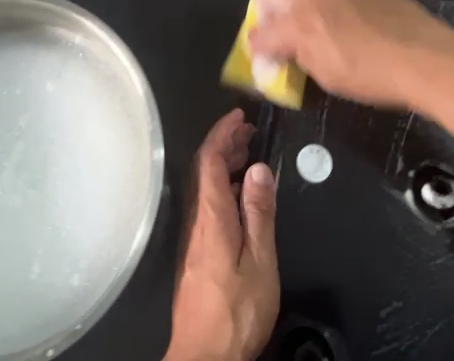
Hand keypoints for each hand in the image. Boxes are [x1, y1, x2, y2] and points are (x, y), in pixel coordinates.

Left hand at [166, 109, 278, 360]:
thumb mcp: (260, 262)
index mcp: (212, 216)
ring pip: (205, 187)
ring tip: (249, 156)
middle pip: (205, 169)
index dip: (223, 133)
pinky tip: (241, 196)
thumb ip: (259, 213)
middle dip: (225, 144)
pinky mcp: (196, 253)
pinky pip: (208, 204)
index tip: (240, 116)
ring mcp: (193, 237)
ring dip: (224, 164)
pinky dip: (224, 186)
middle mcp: (197, 220)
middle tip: (250, 131)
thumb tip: (260, 168)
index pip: (211, 160)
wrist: (205, 355)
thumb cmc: (237, 310)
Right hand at [247, 0, 453, 110]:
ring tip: (294, 3)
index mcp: (297, 25)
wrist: (424, 55)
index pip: (259, 34)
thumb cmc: (375, 77)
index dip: (256, 49)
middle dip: (262, 9)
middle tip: (274, 26)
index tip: (262, 58)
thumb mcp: (328, 78)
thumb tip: (287, 53)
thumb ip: (300, 59)